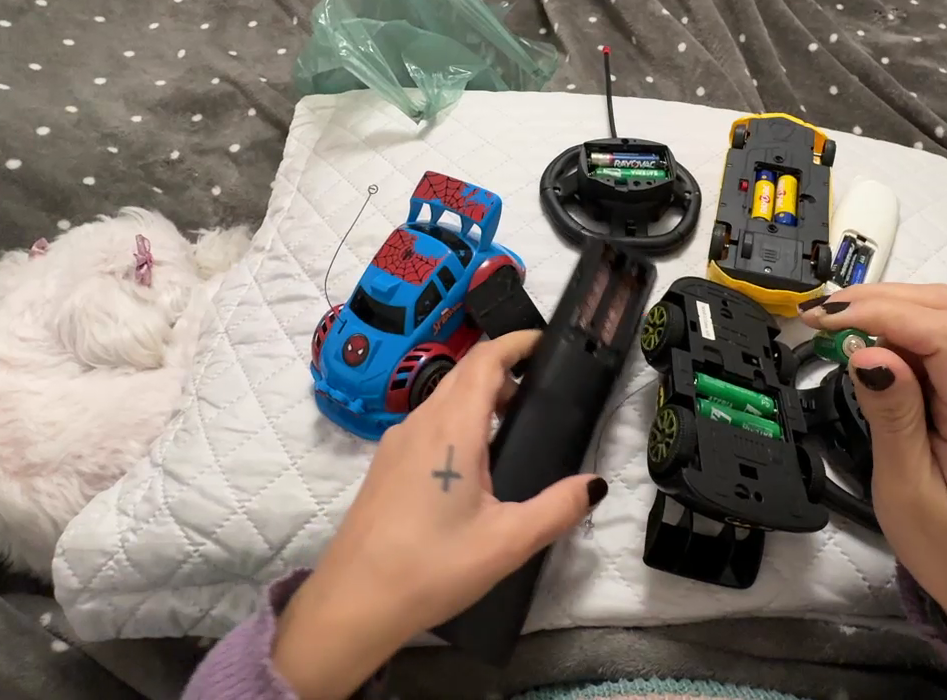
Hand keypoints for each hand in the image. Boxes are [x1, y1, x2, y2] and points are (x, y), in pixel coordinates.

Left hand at [271, 330, 606, 698]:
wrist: (350, 605)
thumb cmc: (432, 567)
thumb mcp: (506, 542)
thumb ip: (557, 509)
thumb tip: (596, 484)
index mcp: (453, 426)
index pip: (486, 358)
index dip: (516, 341)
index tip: (546, 342)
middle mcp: (422, 420)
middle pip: (466, 371)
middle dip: (503, 367)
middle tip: (540, 386)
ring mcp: (398, 439)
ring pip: (445, 395)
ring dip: (480, 394)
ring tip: (513, 423)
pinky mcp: (386, 461)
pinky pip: (429, 419)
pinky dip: (459, 416)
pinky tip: (474, 459)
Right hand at [805, 284, 946, 645]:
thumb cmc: (943, 545)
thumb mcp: (905, 489)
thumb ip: (892, 417)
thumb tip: (865, 353)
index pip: (946, 337)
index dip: (885, 314)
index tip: (827, 318)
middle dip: (880, 300)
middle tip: (819, 315)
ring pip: (944, 314)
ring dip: (886, 306)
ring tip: (832, 321)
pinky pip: (940, 336)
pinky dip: (896, 324)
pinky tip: (861, 336)